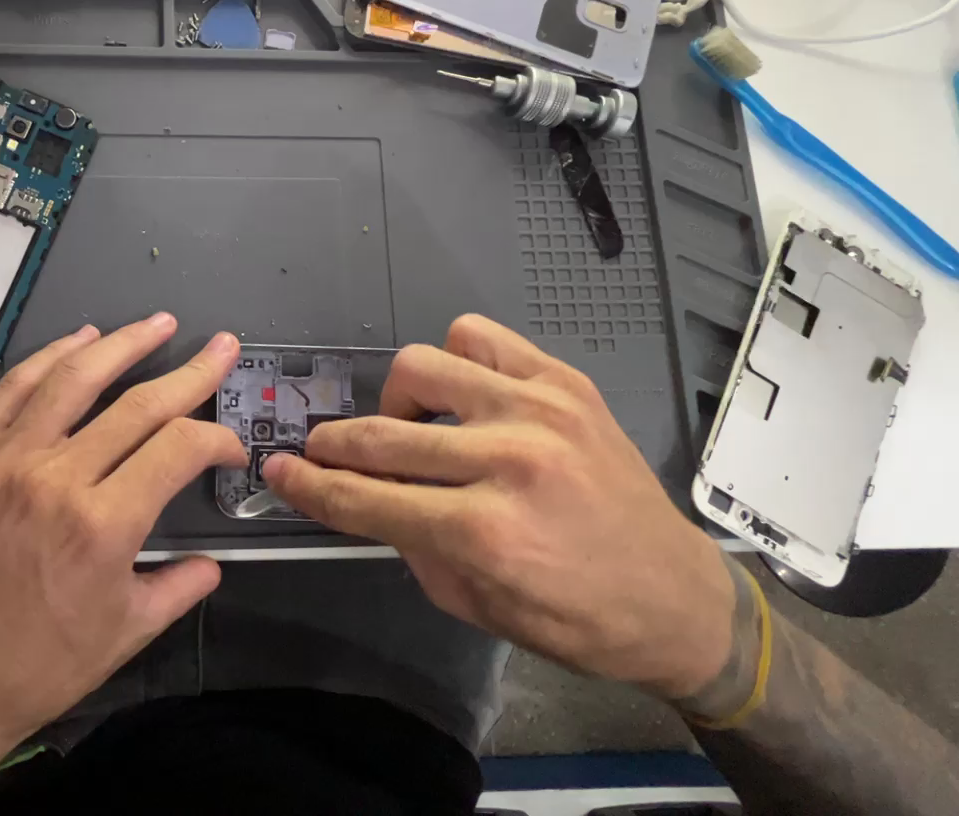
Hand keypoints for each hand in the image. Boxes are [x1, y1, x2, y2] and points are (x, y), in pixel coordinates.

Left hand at [0, 315, 245, 813]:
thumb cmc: (45, 663)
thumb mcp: (129, 631)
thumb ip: (182, 586)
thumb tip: (213, 562)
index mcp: (103, 525)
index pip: (178, 449)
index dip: (216, 439)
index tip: (230, 450)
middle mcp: (56, 479)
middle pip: (137, 405)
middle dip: (190, 372)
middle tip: (220, 347)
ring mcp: (5, 461)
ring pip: (73, 380)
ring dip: (122, 344)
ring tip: (156, 323)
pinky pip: (12, 391)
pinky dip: (50, 358)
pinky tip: (80, 340)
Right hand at [262, 315, 733, 700]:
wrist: (680, 598)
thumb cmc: (576, 619)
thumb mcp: (473, 603)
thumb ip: (408, 543)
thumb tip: (362, 493)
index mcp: (484, 532)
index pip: (363, 499)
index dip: (308, 486)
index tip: (278, 471)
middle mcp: (507, 461)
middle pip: (380, 436)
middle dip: (331, 446)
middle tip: (323, 450)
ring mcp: (539, 410)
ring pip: (422, 367)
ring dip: (396, 401)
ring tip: (413, 427)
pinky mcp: (564, 382)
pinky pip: (478, 338)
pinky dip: (453, 359)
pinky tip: (461, 394)